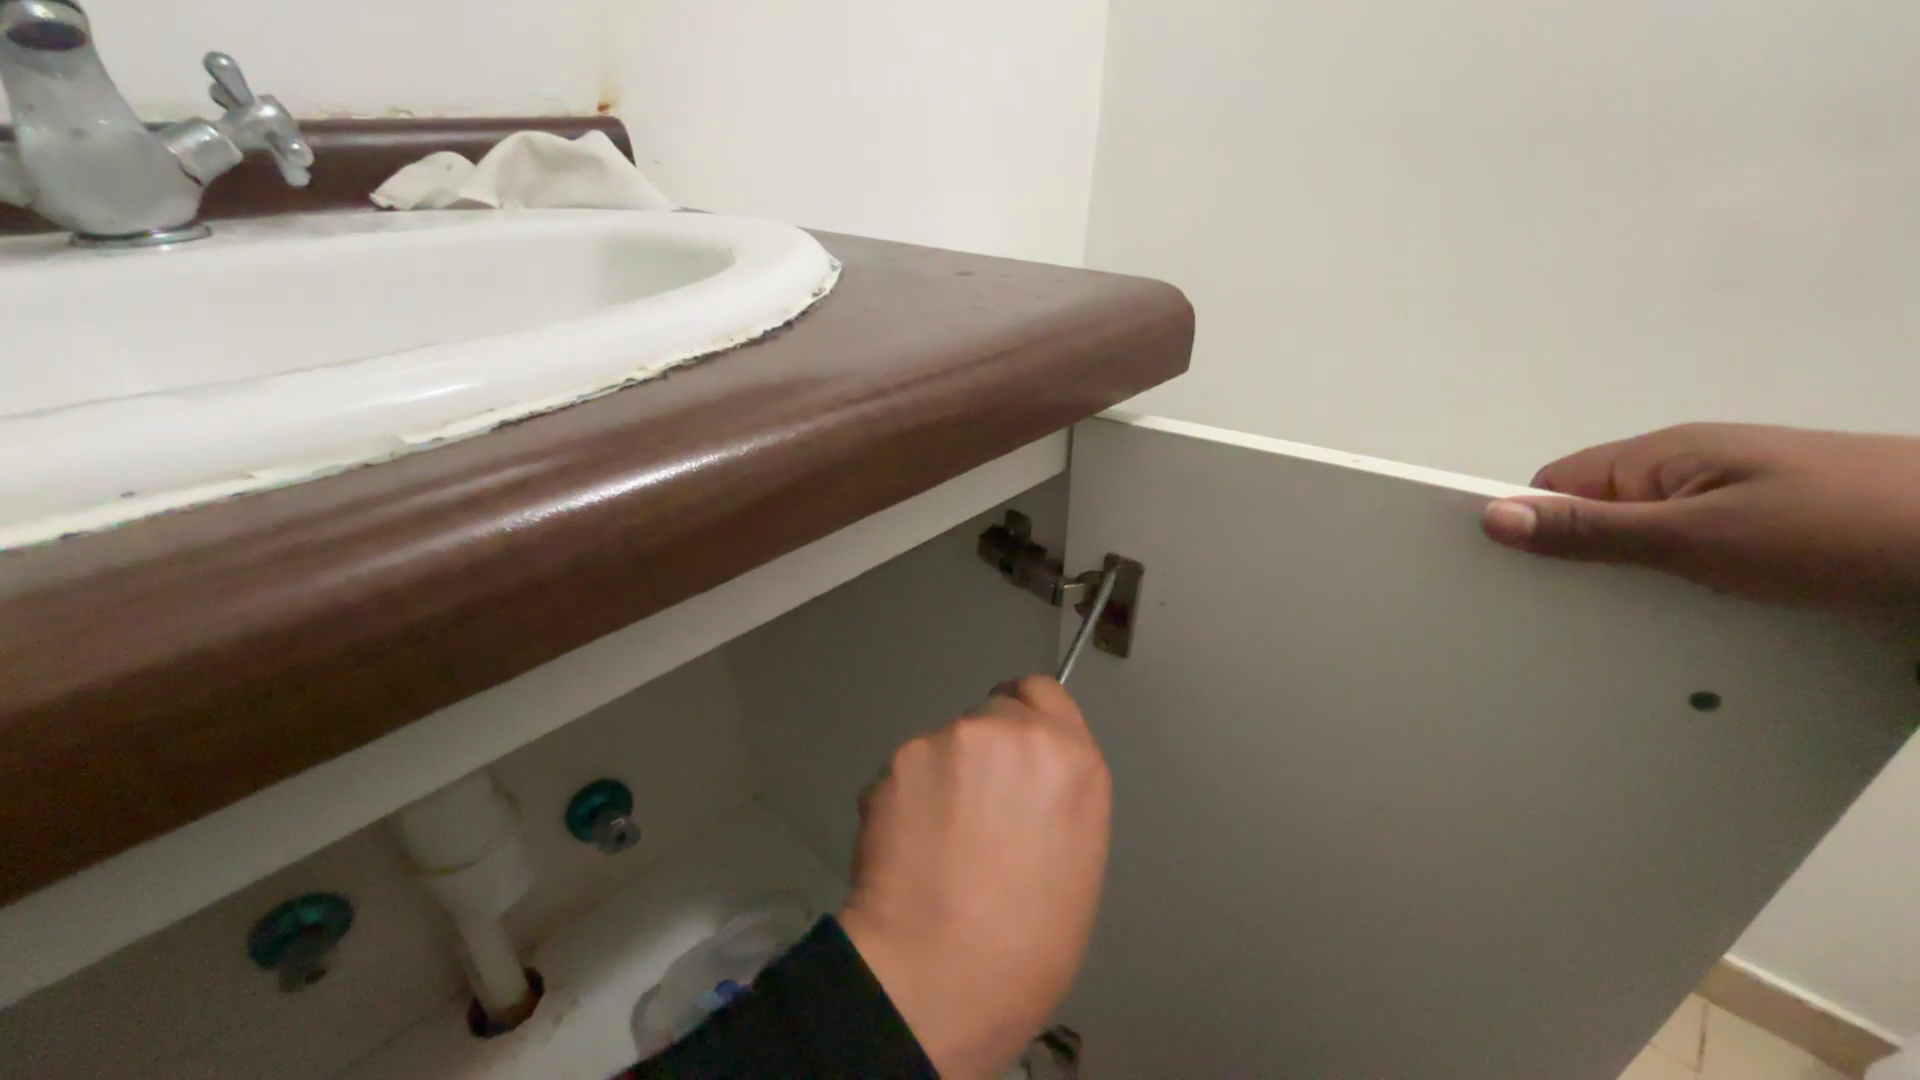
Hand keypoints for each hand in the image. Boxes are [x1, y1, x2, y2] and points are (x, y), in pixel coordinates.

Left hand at [837, 676, 1111, 1079]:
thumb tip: (1023, 787)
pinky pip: (907, 771)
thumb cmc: (1027, 943)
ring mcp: (949, 741)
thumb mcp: (1078, 857)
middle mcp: (1011, 733)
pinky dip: (906, 797)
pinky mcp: (898, 761)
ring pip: (945, 744)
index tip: (1012, 753)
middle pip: (991, 713)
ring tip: (938, 841)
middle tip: (974, 810)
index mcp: (1071, 758)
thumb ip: (1054, 794)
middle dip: (983, 752)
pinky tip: (909, 847)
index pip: (1043, 694)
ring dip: (942, 776)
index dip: (1025, 719)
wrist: (941, 974)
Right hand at [1480, 422, 1919, 616]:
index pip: (1556, 485)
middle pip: (1603, 513)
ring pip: (1655, 540)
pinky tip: (1704, 616)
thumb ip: (1592, 531)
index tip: (1521, 580)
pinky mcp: (1782, 526)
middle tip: (1575, 616)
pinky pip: (1705, 554)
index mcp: (1660, 457)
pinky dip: (1693, 585)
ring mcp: (1741, 495)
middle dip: (1586, 561)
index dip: (1533, 526)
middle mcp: (1693, 468)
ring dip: (1643, 578)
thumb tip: (1492, 516)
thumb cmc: (1840, 531)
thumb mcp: (1698, 539)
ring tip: (1642, 625)